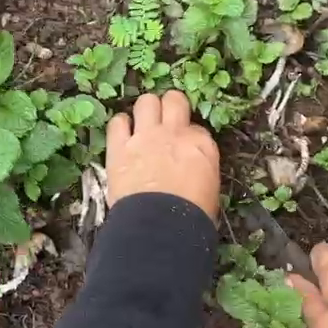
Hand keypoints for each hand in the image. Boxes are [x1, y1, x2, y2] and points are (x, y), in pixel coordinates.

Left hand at [105, 91, 219, 218]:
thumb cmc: (192, 217)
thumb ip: (200, 167)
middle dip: (170, 106)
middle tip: (165, 120)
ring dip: (145, 111)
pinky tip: (122, 135)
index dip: (189, 135)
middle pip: (173, 100)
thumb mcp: (209, 188)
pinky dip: (120, 126)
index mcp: (201, 144)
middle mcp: (174, 132)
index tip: (184, 147)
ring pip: (145, 102)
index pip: (196, 127)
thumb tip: (191, 168)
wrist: (161, 227)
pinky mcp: (119, 148)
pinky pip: (117, 122)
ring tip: (142, 123)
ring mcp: (145, 137)